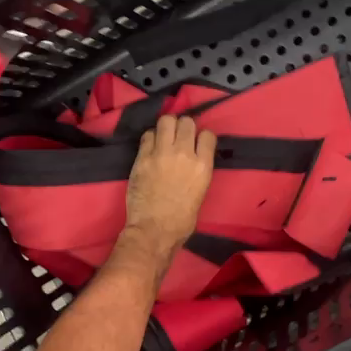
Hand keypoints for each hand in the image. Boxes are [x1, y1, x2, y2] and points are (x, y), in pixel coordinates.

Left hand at [123, 114, 215, 257]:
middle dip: (183, 127)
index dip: (201, 137)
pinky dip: (150, 138)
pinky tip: (150, 148)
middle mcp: (184, 154)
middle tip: (177, 138)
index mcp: (203, 166)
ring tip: (163, 138)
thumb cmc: (182, 220)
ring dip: (166, 127)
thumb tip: (192, 160)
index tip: (196, 144)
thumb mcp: (200, 192)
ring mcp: (161, 153)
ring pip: (166, 121)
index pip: (208, 135)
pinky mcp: (142, 157)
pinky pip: (147, 135)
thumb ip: (197, 171)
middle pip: (187, 122)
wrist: (154, 230)